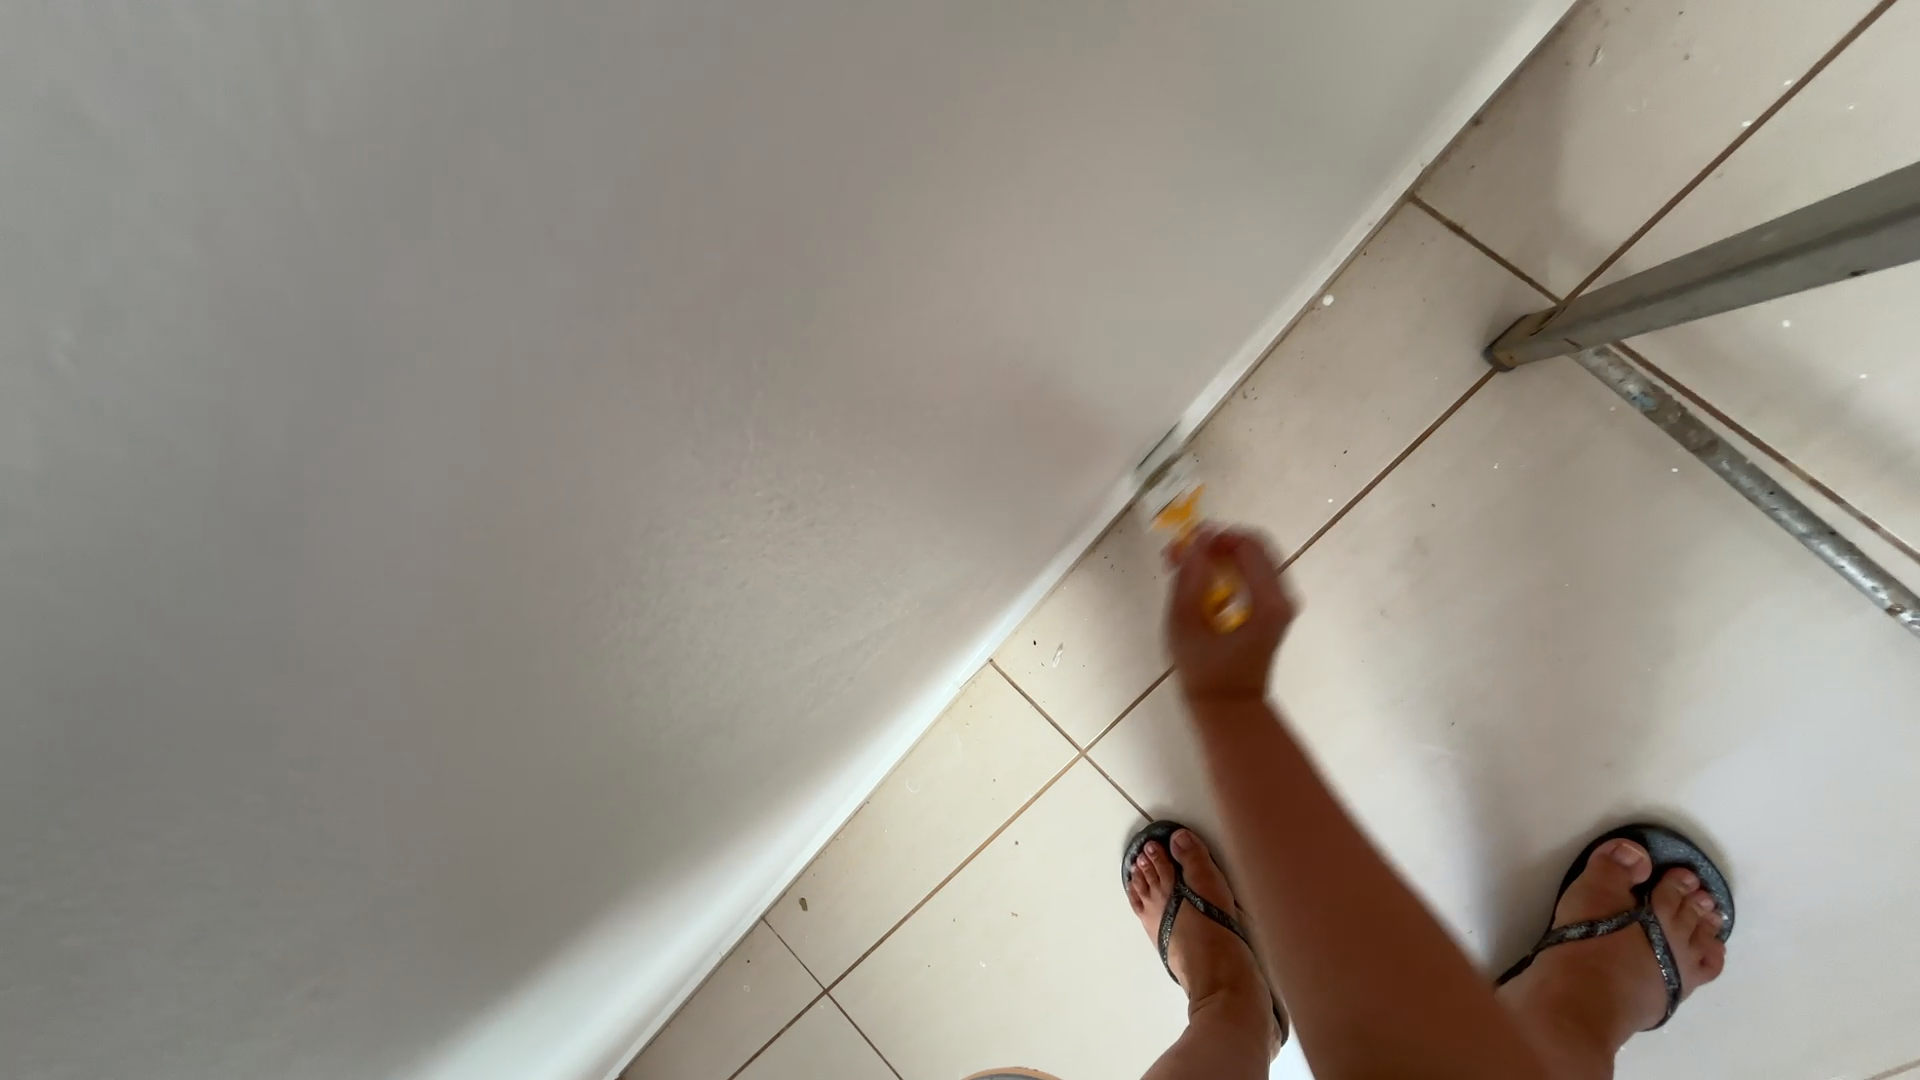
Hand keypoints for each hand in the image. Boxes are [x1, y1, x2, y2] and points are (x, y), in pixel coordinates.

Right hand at [1164, 525, 1298, 701]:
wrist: (1227, 706)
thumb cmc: (1203, 671)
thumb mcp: (1185, 623)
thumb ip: (1189, 578)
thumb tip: (1196, 540)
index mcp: (1268, 602)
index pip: (1248, 545)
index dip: (1213, 537)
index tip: (1181, 546)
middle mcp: (1283, 598)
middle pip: (1253, 547)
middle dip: (1214, 544)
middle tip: (1178, 555)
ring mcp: (1280, 603)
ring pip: (1252, 558)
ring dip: (1217, 556)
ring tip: (1183, 567)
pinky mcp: (1272, 609)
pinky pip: (1252, 574)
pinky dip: (1226, 569)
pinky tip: (1200, 582)